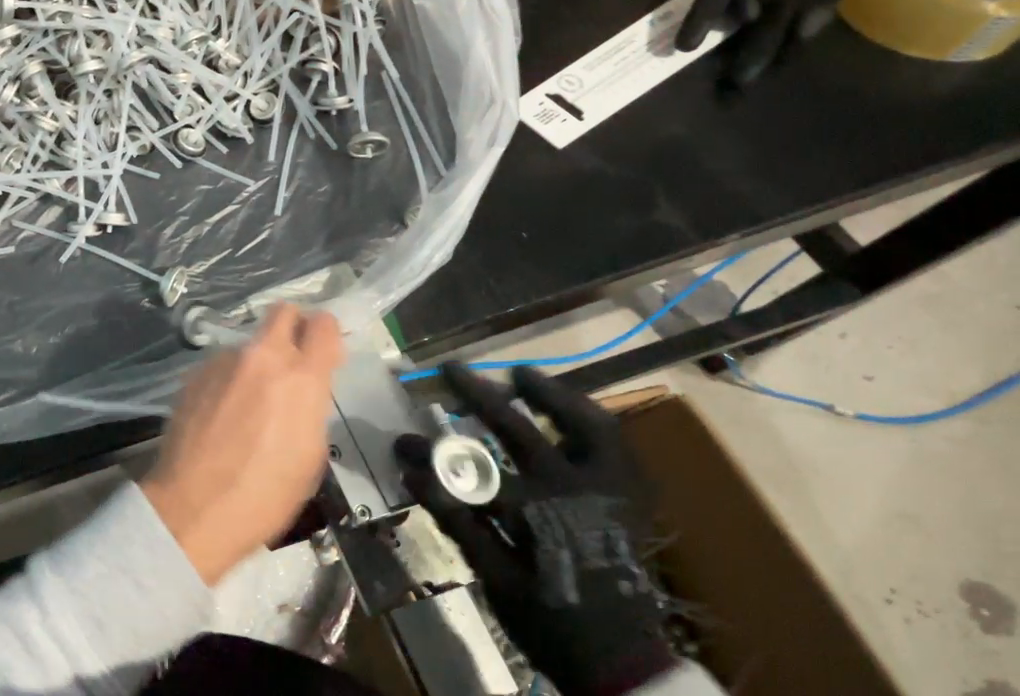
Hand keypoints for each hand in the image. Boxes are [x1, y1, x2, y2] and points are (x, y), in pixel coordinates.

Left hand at [142, 304, 343, 584]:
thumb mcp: (311, 455)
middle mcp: (262, 358)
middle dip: (293, 327)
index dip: (327, 333)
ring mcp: (222, 362)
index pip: (323, 325)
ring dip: (256, 363)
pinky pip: (222, 366)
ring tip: (248, 405)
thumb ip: (312, 407)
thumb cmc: (265, 495)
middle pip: (282, 312)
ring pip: (249, 345)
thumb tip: (305, 389)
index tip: (326, 351)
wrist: (194, 507)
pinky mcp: (193, 374)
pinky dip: (229, 380)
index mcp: (301, 379)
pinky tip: (221, 414)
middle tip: (293, 359)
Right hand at [395, 365, 672, 695]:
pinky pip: (614, 443)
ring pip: (584, 423)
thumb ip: (458, 522)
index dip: (429, 453)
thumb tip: (411, 474)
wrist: (623, 661)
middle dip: (477, 395)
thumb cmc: (551, 622)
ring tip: (519, 375)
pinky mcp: (632, 497)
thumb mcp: (495, 579)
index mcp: (538, 513)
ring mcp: (611, 490)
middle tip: (450, 370)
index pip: (468, 469)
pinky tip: (568, 411)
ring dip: (548, 395)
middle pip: (519, 428)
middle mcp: (576, 490)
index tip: (400, 442)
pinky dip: (588, 419)